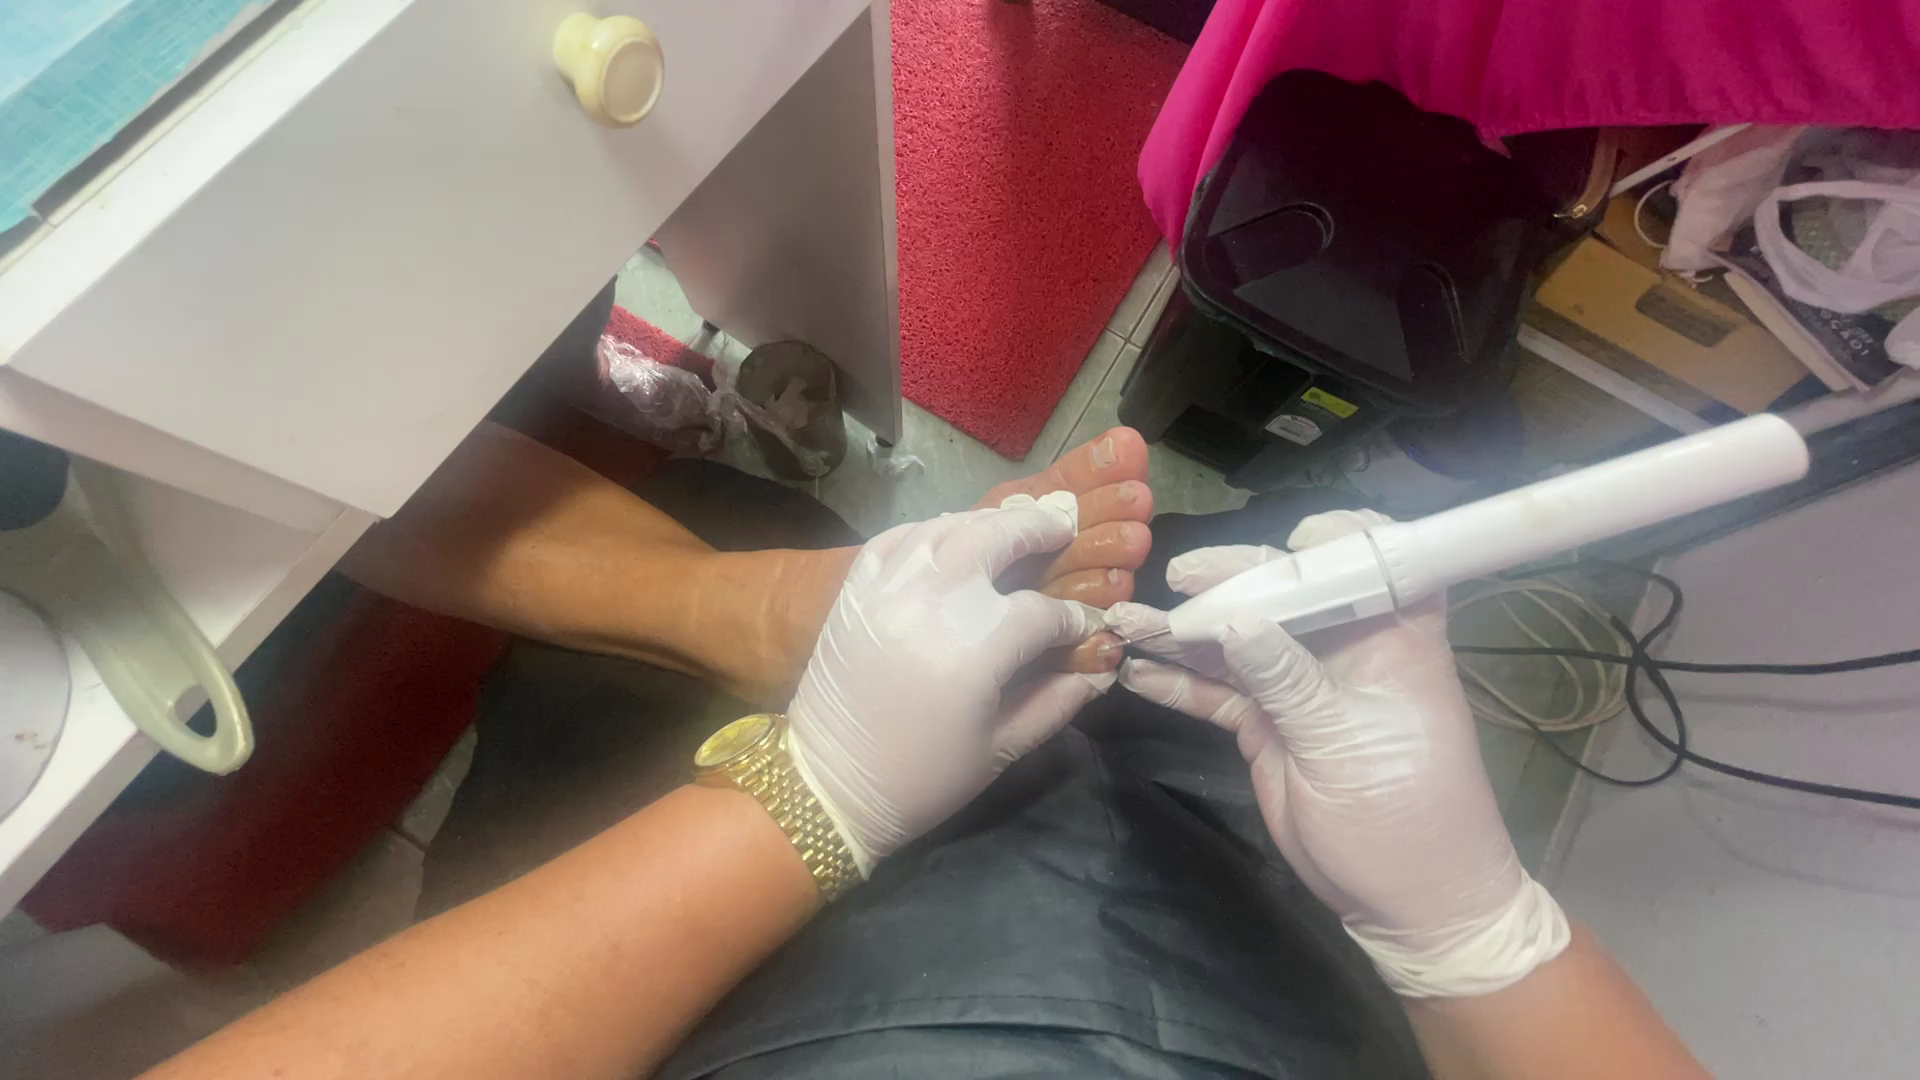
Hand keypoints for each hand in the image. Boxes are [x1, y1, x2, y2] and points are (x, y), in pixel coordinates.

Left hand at [789, 492, 1111, 871]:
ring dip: (986, 522)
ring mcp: (887, 587)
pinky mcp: (855, 588)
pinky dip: (930, 529)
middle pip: (993, 537)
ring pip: (946, 526)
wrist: (828, 784)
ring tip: (1010, 528)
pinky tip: (949, 537)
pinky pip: (897, 537)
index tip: (1081, 626)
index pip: (1039, 613)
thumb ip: (1054, 703)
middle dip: (1034, 528)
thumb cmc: (921, 779)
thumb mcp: (999, 751)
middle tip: (1059, 527)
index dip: (1069, 620)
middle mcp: (931, 602)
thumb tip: (1095, 670)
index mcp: (973, 650)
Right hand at [1109, 510, 1568, 997]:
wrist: (1403, 906)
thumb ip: (1288, 680)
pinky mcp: (1263, 722)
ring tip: (1128, 623)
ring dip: (1183, 633)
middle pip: (1282, 597)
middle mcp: (1339, 652)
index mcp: (1390, 643)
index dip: (1342, 543)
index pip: (1378, 566)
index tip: (1293, 542)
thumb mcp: (1347, 745)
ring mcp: (1295, 686)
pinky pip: (1214, 692)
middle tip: (1180, 577)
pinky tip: (1136, 672)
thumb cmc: (1406, 819)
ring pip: (1234, 642)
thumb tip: (1235, 620)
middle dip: (1229, 582)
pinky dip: (1178, 683)